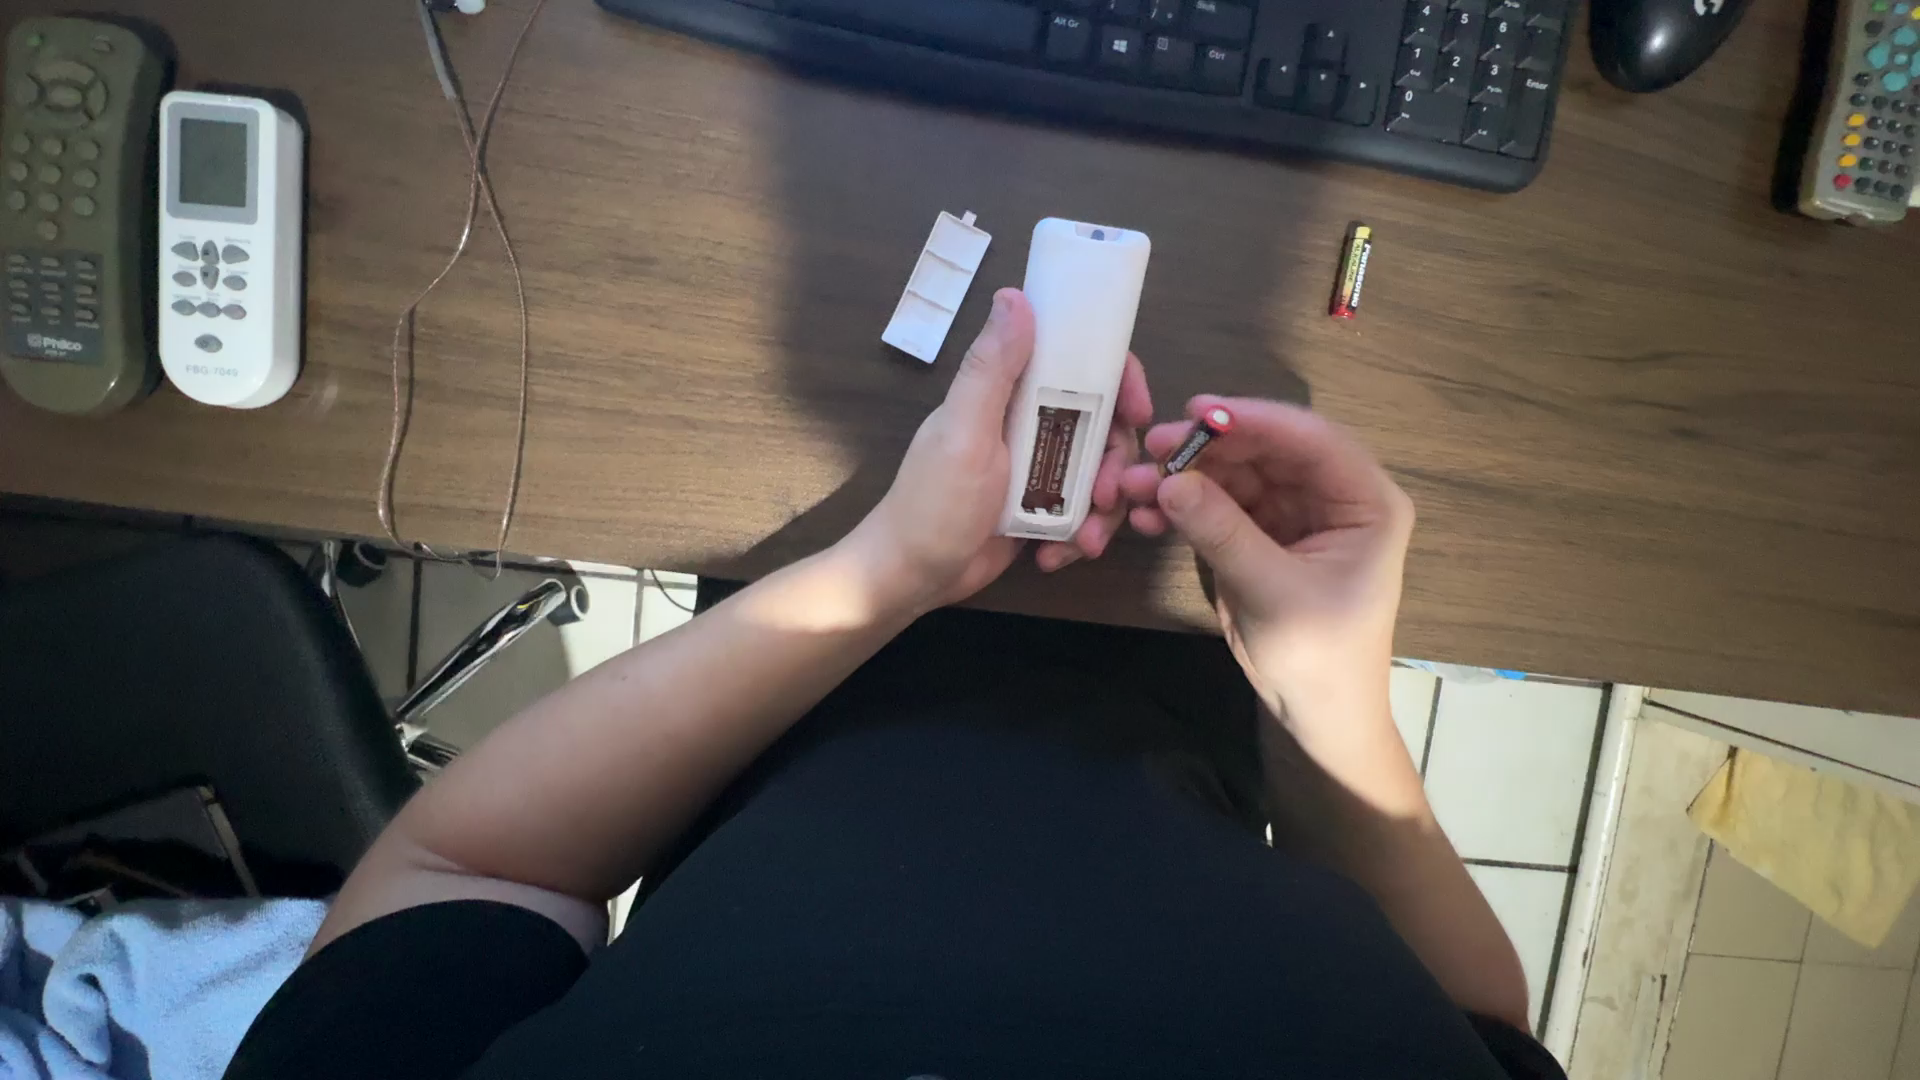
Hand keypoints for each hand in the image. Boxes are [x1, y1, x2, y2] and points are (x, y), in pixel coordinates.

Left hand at [850, 288, 1152, 613]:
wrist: (912, 575)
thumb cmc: (933, 504)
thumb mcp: (963, 433)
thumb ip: (990, 370)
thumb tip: (1016, 296)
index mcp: (1010, 396)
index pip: (1078, 366)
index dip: (1118, 379)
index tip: (1138, 411)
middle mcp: (1028, 426)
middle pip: (1103, 425)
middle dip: (1117, 463)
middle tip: (1109, 495)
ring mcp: (1036, 471)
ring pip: (1099, 474)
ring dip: (1103, 510)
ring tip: (1086, 541)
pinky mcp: (1039, 511)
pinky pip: (1082, 514)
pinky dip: (1080, 535)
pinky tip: (1056, 555)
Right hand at [1120, 397, 1413, 752]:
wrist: (1314, 710)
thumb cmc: (1317, 654)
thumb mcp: (1272, 591)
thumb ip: (1223, 532)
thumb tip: (1168, 482)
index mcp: (1363, 502)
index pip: (1311, 440)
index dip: (1254, 419)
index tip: (1196, 411)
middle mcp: (1327, 496)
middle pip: (1264, 450)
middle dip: (1206, 448)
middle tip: (1149, 447)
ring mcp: (1288, 513)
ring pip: (1232, 475)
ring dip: (1183, 476)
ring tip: (1133, 485)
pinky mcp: (1255, 534)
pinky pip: (1214, 505)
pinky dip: (1180, 506)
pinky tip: (1146, 514)